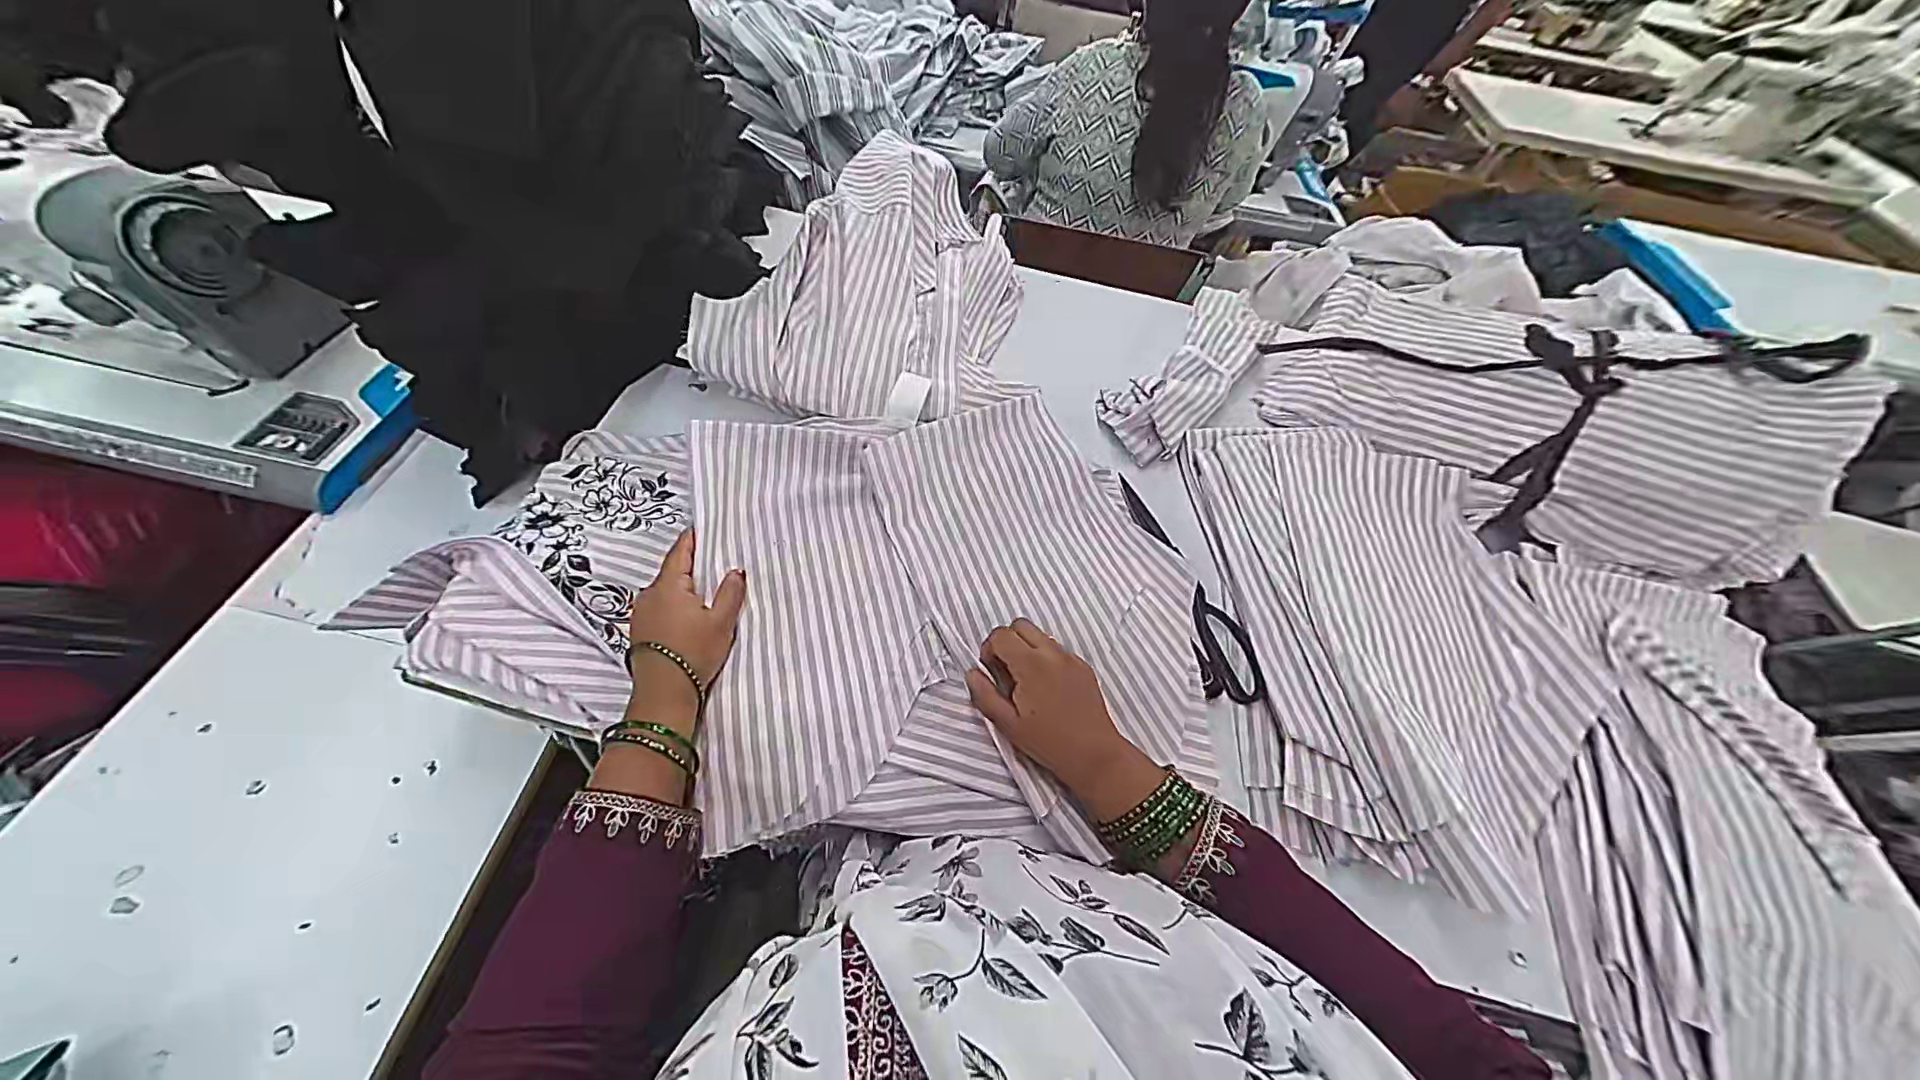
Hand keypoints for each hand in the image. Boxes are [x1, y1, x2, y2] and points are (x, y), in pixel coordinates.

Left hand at [624, 529, 746, 735]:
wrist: (664, 692)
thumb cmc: (694, 653)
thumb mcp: (721, 622)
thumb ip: (730, 592)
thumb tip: (735, 570)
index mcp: (668, 586)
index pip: (680, 553)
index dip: (691, 540)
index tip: (700, 529)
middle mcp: (649, 595)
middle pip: (672, 572)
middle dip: (690, 566)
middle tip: (711, 560)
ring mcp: (641, 614)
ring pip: (665, 591)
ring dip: (682, 587)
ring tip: (704, 590)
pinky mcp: (640, 631)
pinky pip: (660, 607)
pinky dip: (674, 604)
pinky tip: (688, 613)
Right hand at [964, 618, 1166, 822]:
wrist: (1094, 754)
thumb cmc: (1049, 742)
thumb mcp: (1007, 724)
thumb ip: (984, 694)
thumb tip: (973, 673)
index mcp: (1031, 664)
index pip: (1001, 634)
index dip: (989, 649)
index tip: (991, 670)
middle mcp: (1053, 654)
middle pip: (1020, 625)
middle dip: (1007, 641)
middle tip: (1005, 671)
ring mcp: (1071, 659)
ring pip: (1040, 635)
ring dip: (1026, 648)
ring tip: (1026, 682)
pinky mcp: (1084, 667)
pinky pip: (1057, 650)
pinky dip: (1046, 658)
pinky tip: (1046, 688)